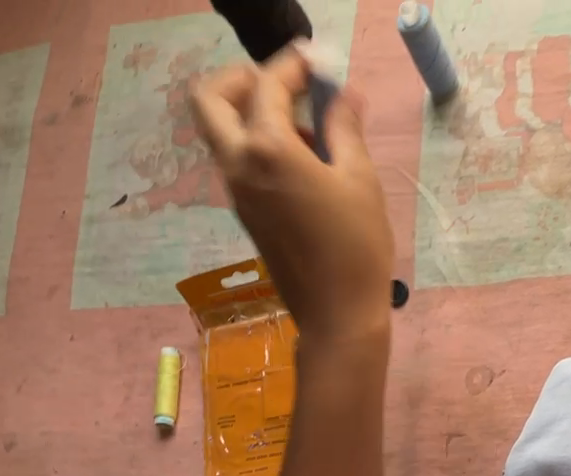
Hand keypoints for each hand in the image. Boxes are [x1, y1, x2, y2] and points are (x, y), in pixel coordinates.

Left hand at [190, 48, 392, 354]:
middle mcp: (239, 165)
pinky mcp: (246, 216)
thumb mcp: (360, 182)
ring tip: (307, 132)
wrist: (337, 316)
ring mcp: (236, 193)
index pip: (267, 85)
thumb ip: (345, 130)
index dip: (292, 66)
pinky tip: (304, 167)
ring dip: (253, 116)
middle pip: (211, 99)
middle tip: (282, 87)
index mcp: (267, 149)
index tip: (316, 63)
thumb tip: (344, 94)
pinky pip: (240, 164)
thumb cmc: (356, 248)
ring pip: (223, 133)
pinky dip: (260, 148)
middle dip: (241, 80)